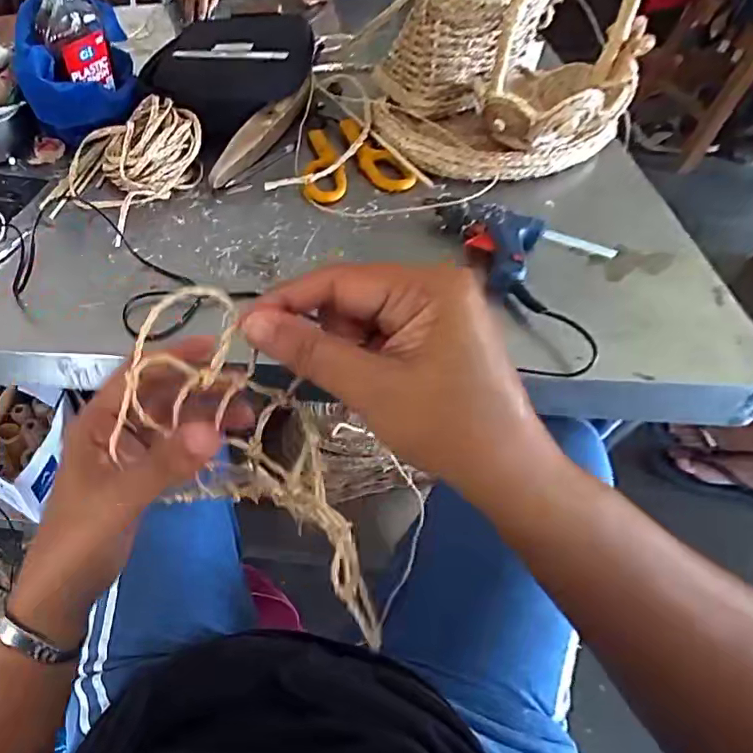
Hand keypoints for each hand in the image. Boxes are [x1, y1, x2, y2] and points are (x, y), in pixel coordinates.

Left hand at [10, 337, 251, 646]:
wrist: (62, 590)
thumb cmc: (80, 537)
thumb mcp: (121, 498)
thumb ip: (165, 464)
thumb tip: (214, 429)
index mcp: (98, 421)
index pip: (137, 373)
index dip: (174, 355)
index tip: (216, 347)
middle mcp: (113, 429)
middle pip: (161, 395)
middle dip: (200, 387)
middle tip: (245, 387)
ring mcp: (127, 454)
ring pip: (171, 422)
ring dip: (205, 415)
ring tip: (246, 416)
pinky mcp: (139, 477)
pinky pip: (173, 449)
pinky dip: (197, 444)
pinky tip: (224, 443)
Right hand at [240, 264, 560, 491]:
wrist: (507, 472)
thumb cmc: (445, 428)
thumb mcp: (370, 388)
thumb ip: (309, 350)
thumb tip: (250, 322)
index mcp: (427, 286)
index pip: (340, 280)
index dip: (288, 301)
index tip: (245, 323)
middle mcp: (433, 285)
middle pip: (350, 298)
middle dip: (324, 333)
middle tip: (310, 373)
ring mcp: (437, 309)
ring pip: (361, 318)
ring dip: (343, 350)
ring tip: (355, 388)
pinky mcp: (435, 333)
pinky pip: (380, 334)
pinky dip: (361, 358)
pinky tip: (369, 385)